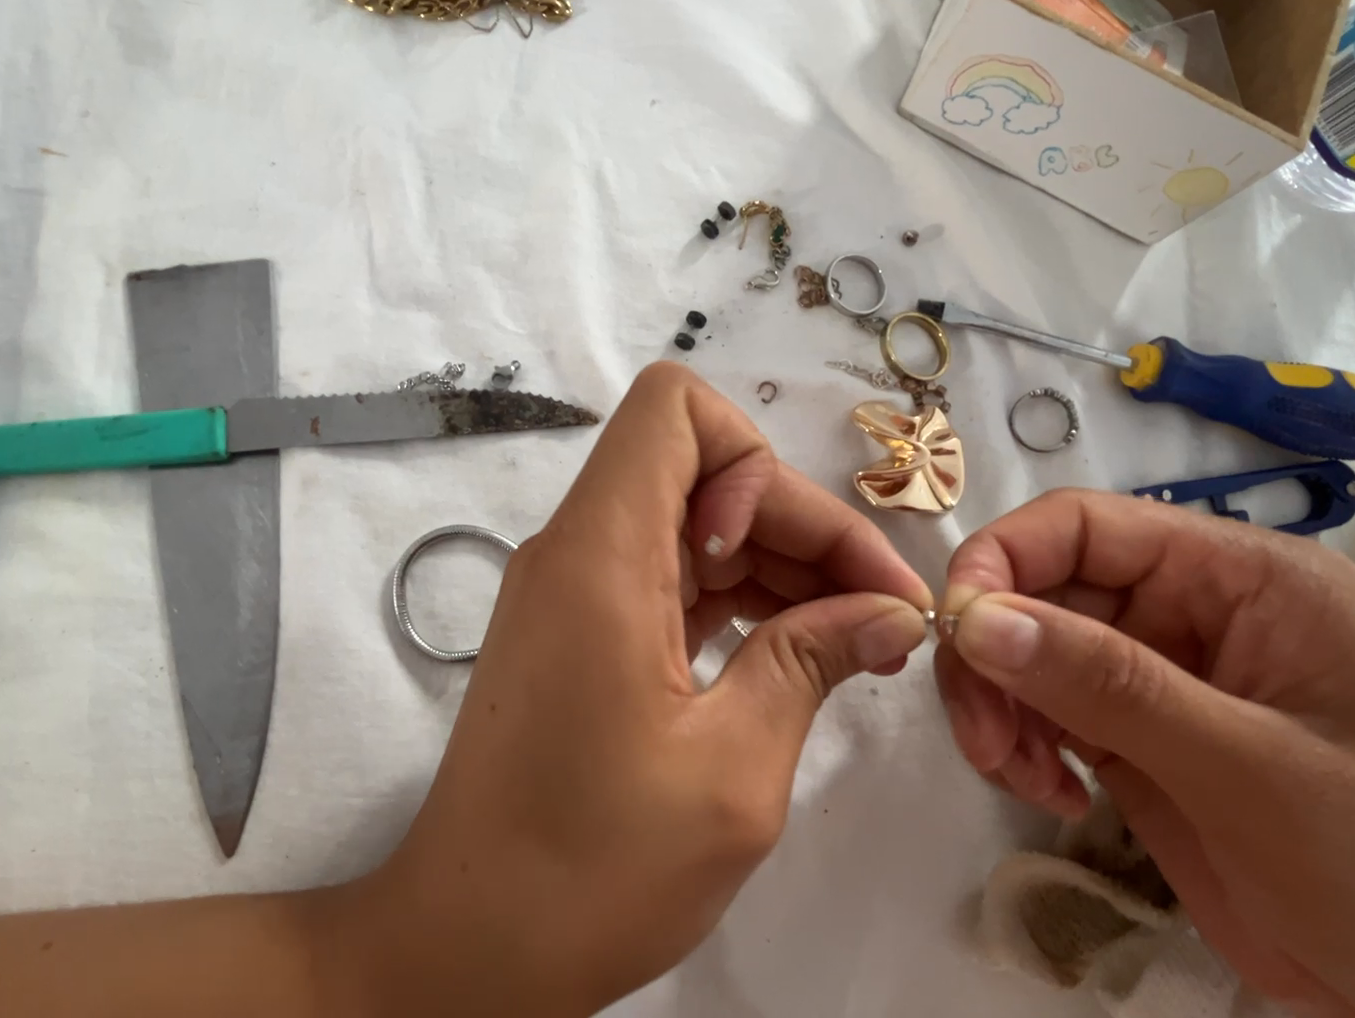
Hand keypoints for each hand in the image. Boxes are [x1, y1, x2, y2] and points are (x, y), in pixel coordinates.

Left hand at [345, 363, 932, 1015]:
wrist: (468, 945)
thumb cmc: (593, 868)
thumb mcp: (732, 769)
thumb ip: (811, 663)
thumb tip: (886, 612)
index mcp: (602, 554)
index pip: (673, 409)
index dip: (754, 458)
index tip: (793, 558)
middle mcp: (580, 549)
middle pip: (705, 471)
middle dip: (799, 525)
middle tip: (881, 611)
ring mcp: (578, 589)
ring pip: (698, 525)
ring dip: (780, 566)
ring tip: (856, 640)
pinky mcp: (584, 631)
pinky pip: (675, 577)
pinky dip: (741, 600)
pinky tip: (797, 654)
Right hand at [934, 490, 1354, 1017]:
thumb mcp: (1251, 769)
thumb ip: (1107, 684)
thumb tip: (971, 617)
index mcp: (1240, 577)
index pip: (1086, 525)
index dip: (1002, 559)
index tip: (952, 630)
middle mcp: (1188, 609)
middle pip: (1039, 590)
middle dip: (992, 657)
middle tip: (984, 740)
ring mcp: (1154, 674)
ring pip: (1025, 651)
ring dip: (998, 707)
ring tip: (1020, 778)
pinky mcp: (1129, 734)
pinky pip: (1038, 709)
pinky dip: (1019, 746)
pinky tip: (1050, 796)